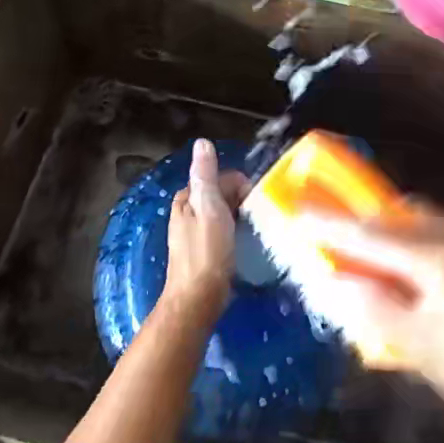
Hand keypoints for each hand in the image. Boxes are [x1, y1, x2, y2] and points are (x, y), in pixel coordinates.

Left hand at [163, 139, 248, 318]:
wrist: (197, 299)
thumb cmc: (206, 253)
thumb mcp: (208, 208)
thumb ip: (206, 176)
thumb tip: (202, 142)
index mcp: (187, 198)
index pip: (221, 178)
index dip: (241, 188)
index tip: (254, 206)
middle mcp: (187, 211)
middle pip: (222, 195)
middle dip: (241, 204)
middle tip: (256, 222)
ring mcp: (194, 232)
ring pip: (225, 214)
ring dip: (240, 220)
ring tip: (254, 234)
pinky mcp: (203, 251)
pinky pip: (224, 232)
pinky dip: (236, 234)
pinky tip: (244, 246)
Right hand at [315, 203, 443, 423]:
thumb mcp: (421, 348)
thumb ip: (373, 308)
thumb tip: (336, 281)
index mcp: (439, 259)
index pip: (371, 236)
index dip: (331, 225)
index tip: (298, 210)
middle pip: (395, 217)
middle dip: (360, 223)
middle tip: (331, 233)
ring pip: (420, 219)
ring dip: (389, 230)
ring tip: (369, 254)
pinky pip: (441, 229)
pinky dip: (414, 238)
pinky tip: (412, 269)